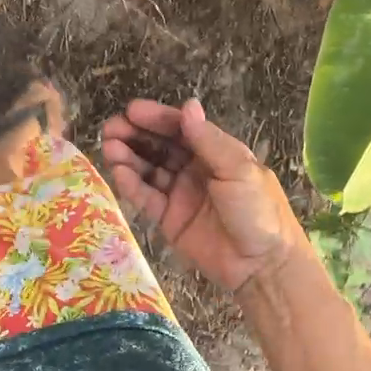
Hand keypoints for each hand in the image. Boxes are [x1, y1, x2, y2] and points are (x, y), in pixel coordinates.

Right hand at [101, 98, 306, 293]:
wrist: (262, 264)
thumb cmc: (258, 211)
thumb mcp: (238, 169)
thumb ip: (208, 140)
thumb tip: (188, 105)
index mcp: (215, 152)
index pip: (181, 129)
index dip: (156, 119)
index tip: (131, 111)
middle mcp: (195, 170)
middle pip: (160, 147)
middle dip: (135, 136)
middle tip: (111, 129)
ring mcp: (180, 195)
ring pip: (148, 170)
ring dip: (128, 158)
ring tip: (109, 148)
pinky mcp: (169, 220)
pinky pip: (146, 198)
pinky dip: (132, 185)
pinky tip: (119, 173)